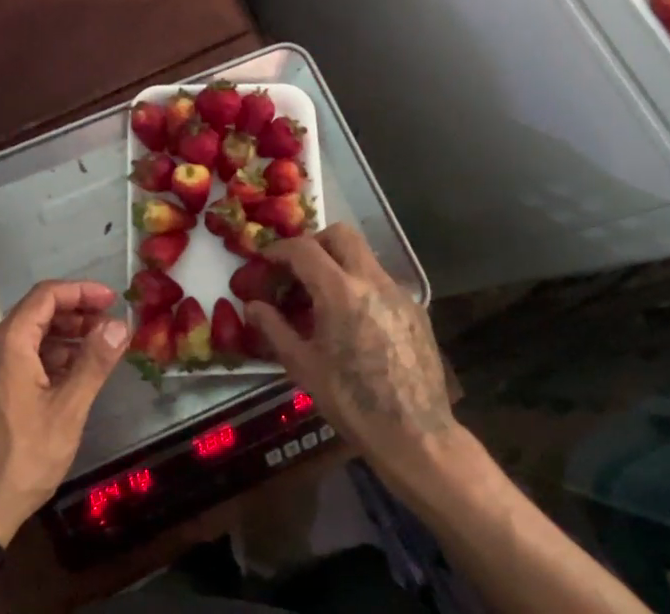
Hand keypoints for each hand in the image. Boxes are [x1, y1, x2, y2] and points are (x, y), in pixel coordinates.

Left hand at [0, 280, 128, 544]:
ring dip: (62, 338)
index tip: (113, 300)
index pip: (45, 296)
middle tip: (110, 328)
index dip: (81, 292)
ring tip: (97, 352)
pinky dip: (45, 358)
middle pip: (34, 314)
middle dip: (75, 314)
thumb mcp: (67, 411)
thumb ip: (94, 362)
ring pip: (25, 338)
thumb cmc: (22, 459)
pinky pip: (15, 359)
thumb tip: (120, 324)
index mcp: (7, 344)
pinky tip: (69, 377)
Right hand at [247, 224, 455, 483]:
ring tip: (320, 302)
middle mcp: (373, 280)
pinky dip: (359, 287)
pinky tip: (352, 323)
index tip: (264, 263)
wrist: (414, 434)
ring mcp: (400, 292)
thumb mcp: (303, 366)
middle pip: (340, 235)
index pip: (303, 249)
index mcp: (340, 291)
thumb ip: (274, 328)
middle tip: (296, 271)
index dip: (278, 251)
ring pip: (364, 257)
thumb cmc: (351, 402)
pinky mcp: (416, 310)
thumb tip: (253, 306)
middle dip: (313, 244)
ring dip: (337, 266)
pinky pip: (381, 283)